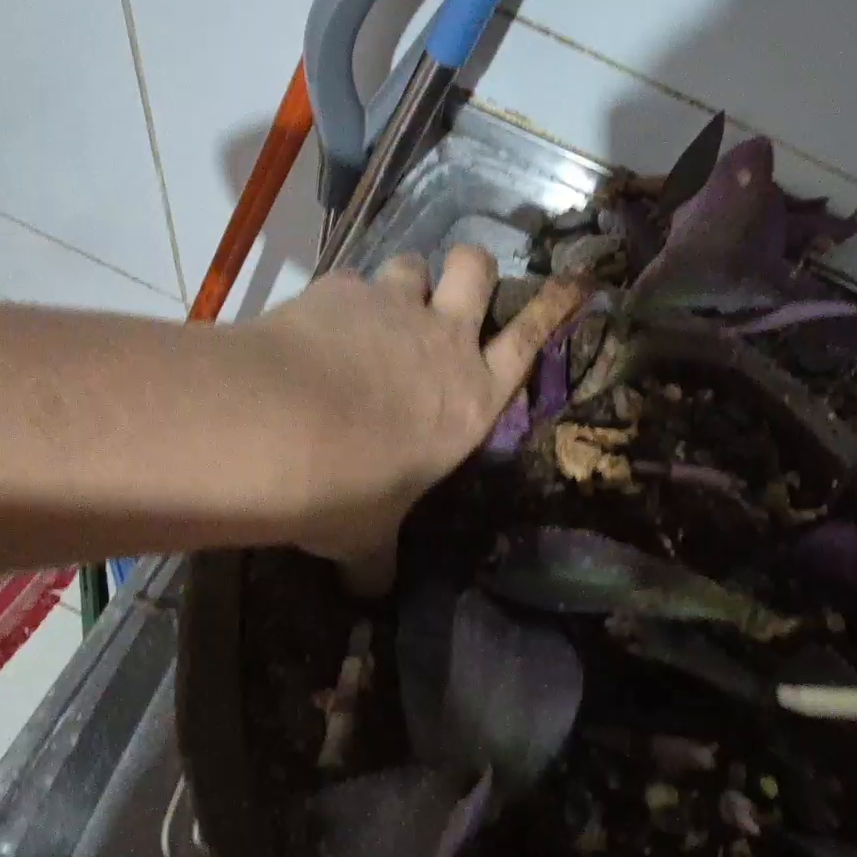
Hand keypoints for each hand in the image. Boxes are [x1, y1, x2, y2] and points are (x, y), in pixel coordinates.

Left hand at [246, 245, 584, 594]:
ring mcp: (392, 308)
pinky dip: (338, 301)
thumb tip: (370, 591)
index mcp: (471, 399)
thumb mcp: (369, 535)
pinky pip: (349, 281)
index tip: (574, 280)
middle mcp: (442, 341)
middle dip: (472, 269)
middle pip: (476, 270)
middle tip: (454, 288)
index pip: (527, 340)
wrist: (282, 430)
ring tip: (378, 310)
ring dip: (403, 283)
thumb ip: (376, 556)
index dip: (554, 306)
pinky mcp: (340, 290)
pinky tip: (314, 327)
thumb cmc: (348, 491)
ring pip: (412, 265)